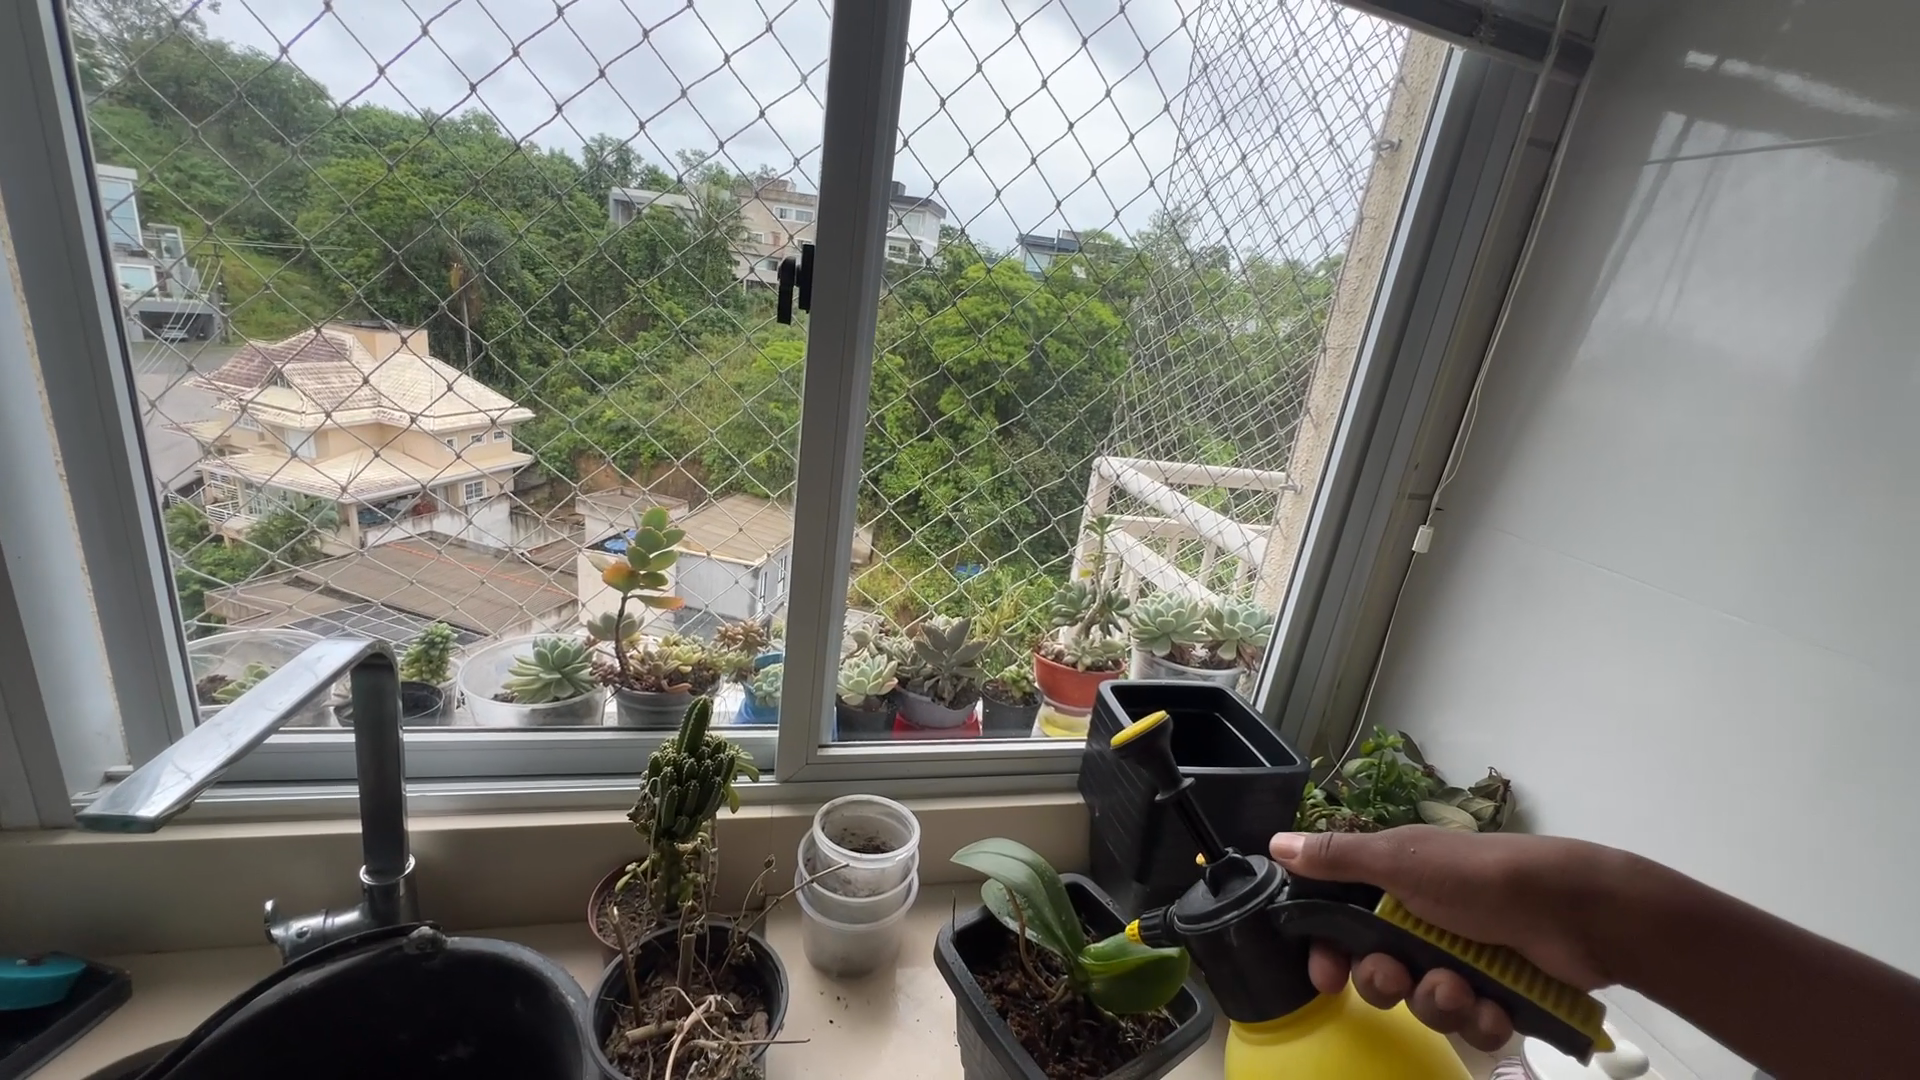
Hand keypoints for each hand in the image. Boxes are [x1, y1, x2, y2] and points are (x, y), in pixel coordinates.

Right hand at [1269, 826, 1633, 1051]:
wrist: (1575, 911)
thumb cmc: (1474, 876)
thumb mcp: (1398, 858)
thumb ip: (1336, 857)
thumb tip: (1273, 844)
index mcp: (1388, 884)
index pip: (1337, 921)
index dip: (1326, 950)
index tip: (1324, 978)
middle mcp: (1417, 920)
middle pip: (1376, 969)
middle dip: (1383, 981)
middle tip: (1396, 975)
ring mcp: (1459, 957)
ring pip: (1423, 1001)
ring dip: (1438, 1000)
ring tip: (1462, 988)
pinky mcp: (1499, 991)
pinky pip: (1472, 1022)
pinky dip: (1481, 1018)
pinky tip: (1496, 1006)